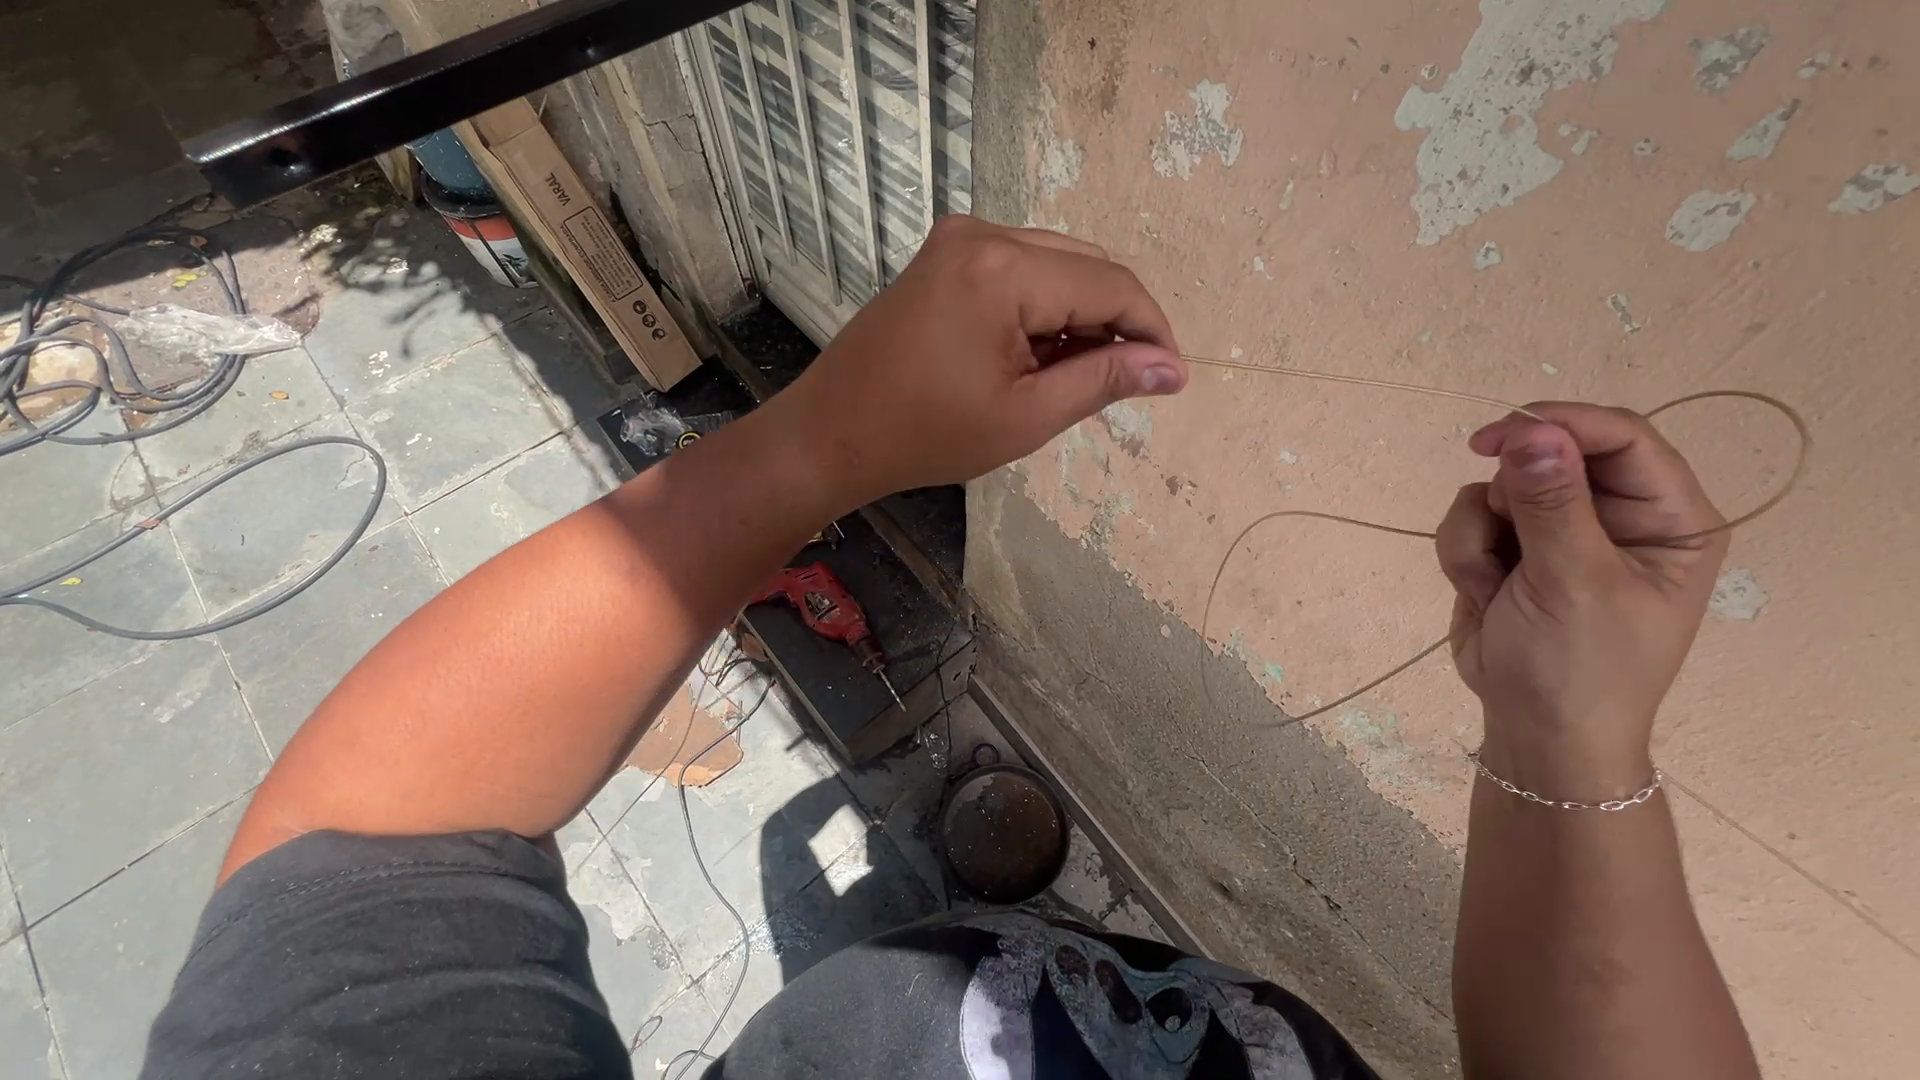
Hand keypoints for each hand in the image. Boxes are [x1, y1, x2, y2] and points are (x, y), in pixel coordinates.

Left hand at [761, 216, 1185, 511]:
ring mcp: (956, 239)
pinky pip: (1017, 269)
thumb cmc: (925, 436)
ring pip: (1054, 264)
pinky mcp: (941, 256)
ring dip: (1080, 314)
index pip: (1111, 284)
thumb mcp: (1025, 417)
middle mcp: (981, 233)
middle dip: (1117, 321)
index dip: (1151, 329)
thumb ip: (1102, 381)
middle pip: (1085, 265)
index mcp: (1002, 269)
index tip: (1172, 376)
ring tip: (1080, 375)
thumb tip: (1170, 368)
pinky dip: (1042, 308)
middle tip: (1128, 381)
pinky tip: (1041, 354)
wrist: (830, 433)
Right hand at [1435, 404, 1727, 794]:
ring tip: (1494, 586)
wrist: (1534, 728)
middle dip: (1511, 497)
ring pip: (1497, 488)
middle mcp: (1616, 515)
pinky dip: (1463, 554)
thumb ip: (1552, 505)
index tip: (1497, 436)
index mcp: (1668, 518)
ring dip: (1479, 536)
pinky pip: (1469, 518)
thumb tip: (1530, 431)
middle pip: (1551, 456)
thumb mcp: (1573, 584)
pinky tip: (1482, 593)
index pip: (1622, 439)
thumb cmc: (1580, 667)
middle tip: (1501, 535)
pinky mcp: (1510, 549)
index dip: (1561, 427)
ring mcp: (1558, 531)